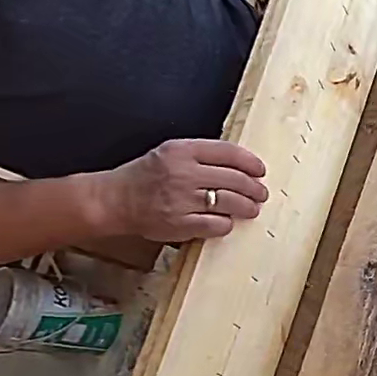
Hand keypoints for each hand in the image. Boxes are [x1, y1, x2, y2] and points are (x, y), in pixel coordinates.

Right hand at [82, 139, 267, 242]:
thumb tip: (239, 165)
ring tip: (252, 208)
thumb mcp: (169, 153)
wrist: (114, 200)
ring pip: (230, 202)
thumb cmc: (145, 177)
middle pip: (235, 179)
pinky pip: (217, 224)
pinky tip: (228, 222)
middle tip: (261, 193)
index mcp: (182, 151)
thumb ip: (200, 156)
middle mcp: (183, 173)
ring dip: (247, 207)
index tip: (260, 170)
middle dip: (254, 188)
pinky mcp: (180, 223)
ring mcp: (182, 199)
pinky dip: (227, 224)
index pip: (228, 152)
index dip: (250, 162)